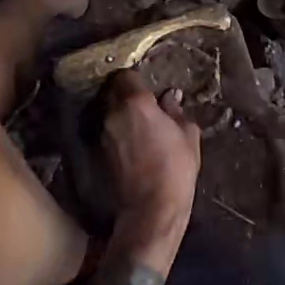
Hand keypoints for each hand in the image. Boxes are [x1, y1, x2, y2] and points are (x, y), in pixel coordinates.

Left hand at [103, 71, 201, 270]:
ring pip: (108, 112)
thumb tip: (171, 97)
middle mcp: (113, 113)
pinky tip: (131, 141)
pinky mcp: (97, 152)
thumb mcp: (187, 135)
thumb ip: (176, 111)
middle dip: (125, 93)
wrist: (150, 209)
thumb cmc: (175, 168)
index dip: (136, 78)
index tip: (147, 86)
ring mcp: (102, 133)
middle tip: (143, 102)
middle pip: (113, 91)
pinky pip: (107, 131)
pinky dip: (117, 130)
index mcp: (136, 103)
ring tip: (138, 123)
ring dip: (120, 113)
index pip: (126, 75)